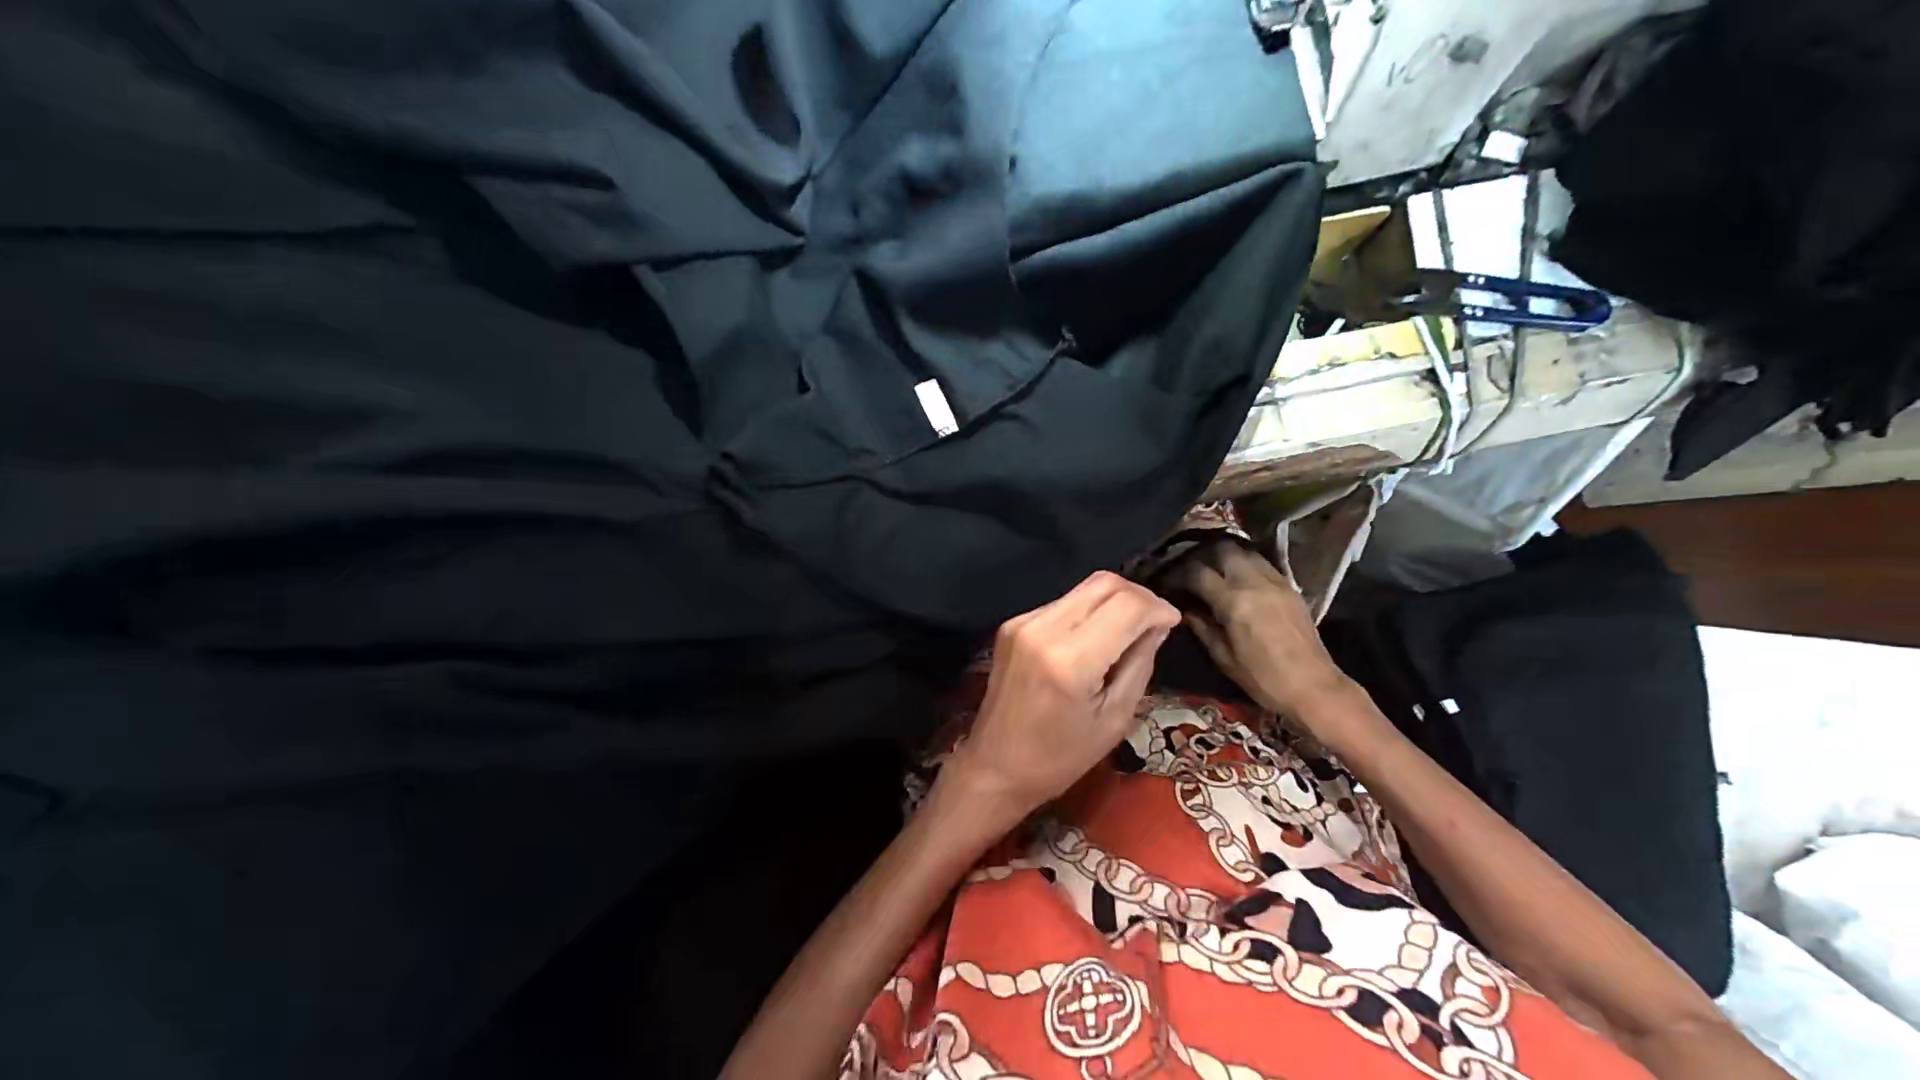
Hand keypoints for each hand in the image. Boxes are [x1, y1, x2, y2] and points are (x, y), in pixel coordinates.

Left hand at [941, 572, 1180, 820]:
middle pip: (1103, 583)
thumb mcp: (1114, 719)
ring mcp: (1023, 623)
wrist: (995, 766)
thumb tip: (1157, 626)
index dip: (1158, 608)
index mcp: (1070, 660)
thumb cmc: (1060, 757)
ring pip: (1083, 588)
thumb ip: (1139, 665)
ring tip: (1130, 631)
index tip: (1173, 622)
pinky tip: (1096, 638)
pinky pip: (1063, 603)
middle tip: (1157, 622)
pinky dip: (1088, 612)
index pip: (1126, 605)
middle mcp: (1042, 630)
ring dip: (1114, 601)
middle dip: (1139, 596)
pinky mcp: (1012, 624)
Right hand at [1168, 540, 1353, 720]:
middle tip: (1191, 570)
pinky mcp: (1290, 587)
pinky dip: (1246, 564)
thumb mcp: (1223, 658)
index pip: (1197, 572)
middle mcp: (1254, 583)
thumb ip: (1202, 627)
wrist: (1313, 686)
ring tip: (1214, 570)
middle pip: (1223, 549)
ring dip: (1226, 556)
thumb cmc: (1263, 678)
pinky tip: (1238, 578)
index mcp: (1233, 602)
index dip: (1177, 573)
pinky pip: (1263, 563)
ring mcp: (1275, 582)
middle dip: (1202, 555)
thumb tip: (1185, 608)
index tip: (1168, 582)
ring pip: (1245, 551)